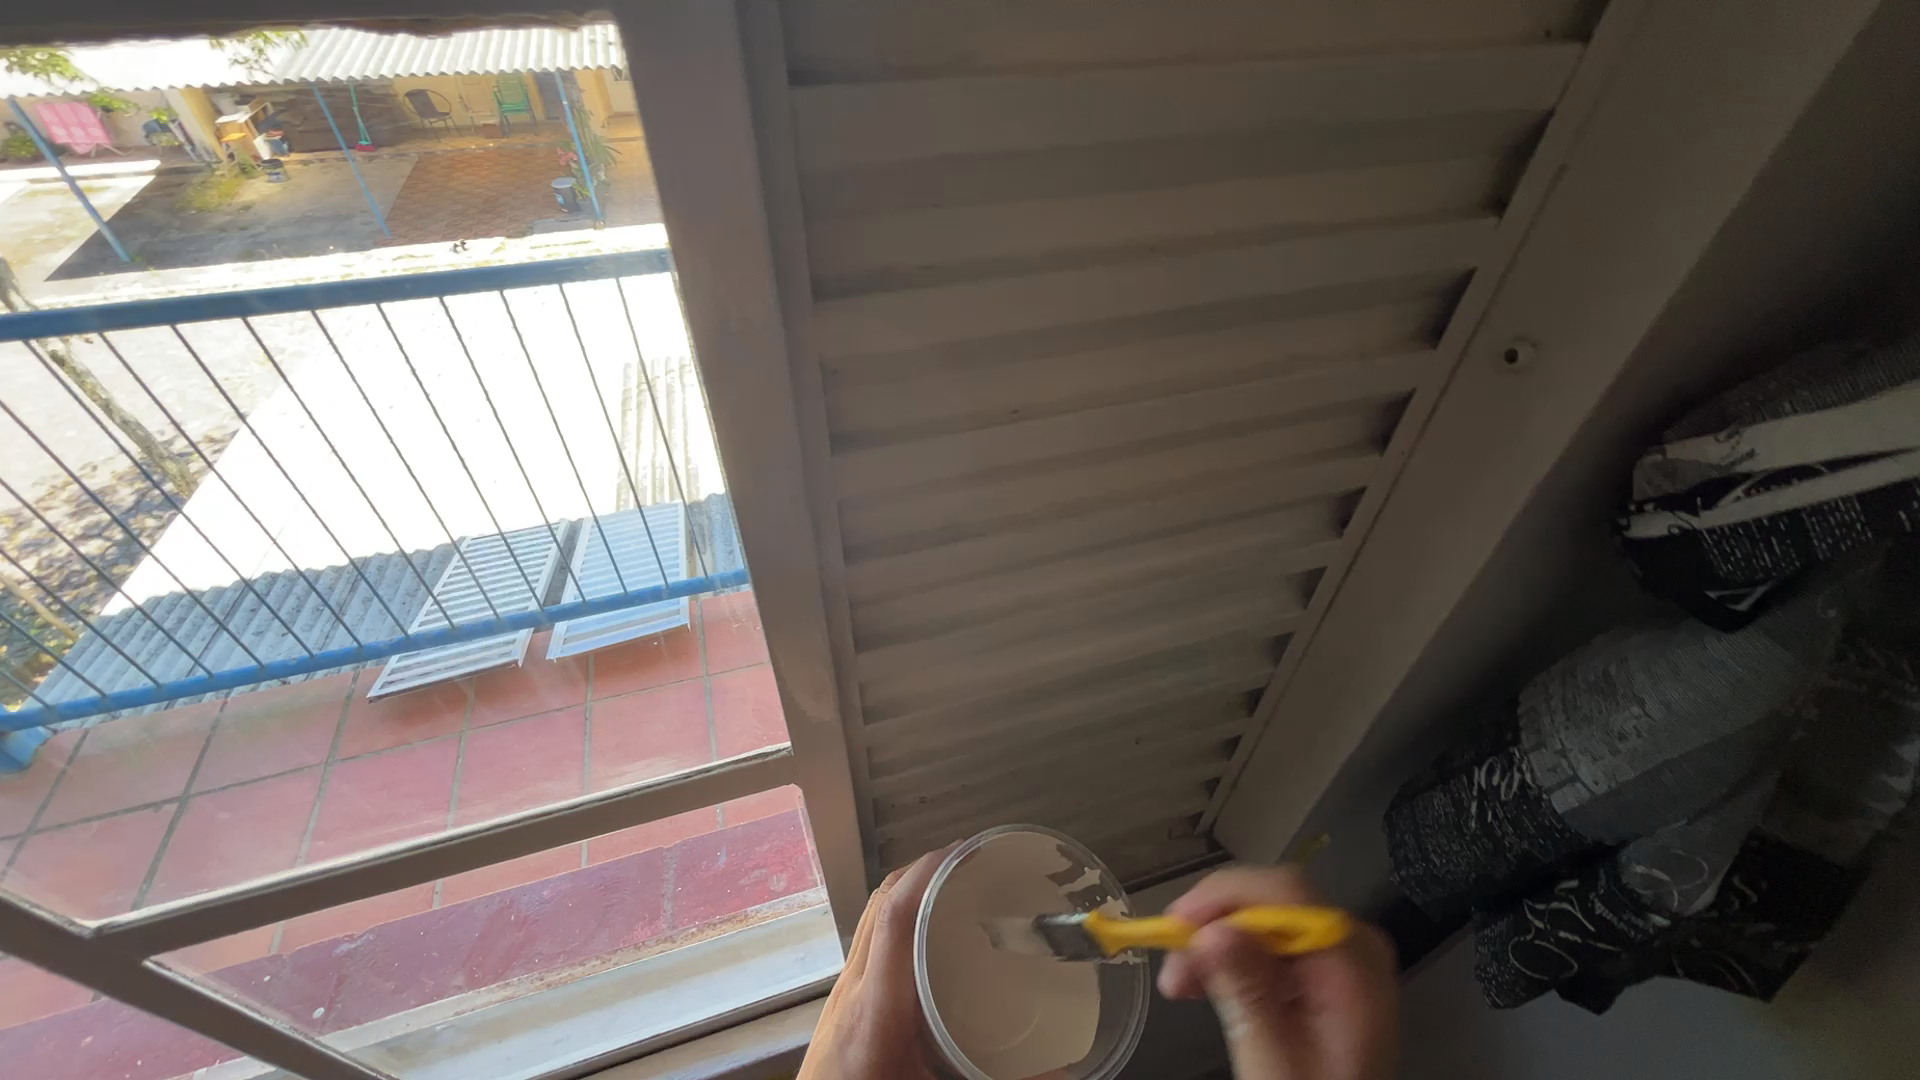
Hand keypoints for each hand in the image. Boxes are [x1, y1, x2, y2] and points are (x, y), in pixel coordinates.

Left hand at [797, 848, 950, 1079]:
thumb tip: (1064, 1075)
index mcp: (877, 1012)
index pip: (895, 918)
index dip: (927, 874)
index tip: (964, 852)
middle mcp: (854, 990)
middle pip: (880, 904)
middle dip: (924, 870)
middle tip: (971, 864)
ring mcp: (843, 992)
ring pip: (871, 916)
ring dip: (909, 888)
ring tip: (953, 886)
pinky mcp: (841, 1002)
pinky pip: (869, 937)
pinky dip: (898, 916)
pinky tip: (926, 934)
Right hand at [1157, 866, 1398, 1079]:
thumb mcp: (1277, 1063)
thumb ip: (1249, 996)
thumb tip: (1212, 931)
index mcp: (1352, 961)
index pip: (1286, 892)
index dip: (1226, 896)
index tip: (1177, 923)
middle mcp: (1348, 943)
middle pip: (1268, 901)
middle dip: (1212, 922)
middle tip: (1171, 959)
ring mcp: (1334, 953)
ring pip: (1258, 918)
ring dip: (1211, 942)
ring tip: (1176, 982)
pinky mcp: (1317, 968)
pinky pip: (1263, 940)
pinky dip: (1227, 957)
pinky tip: (1199, 982)